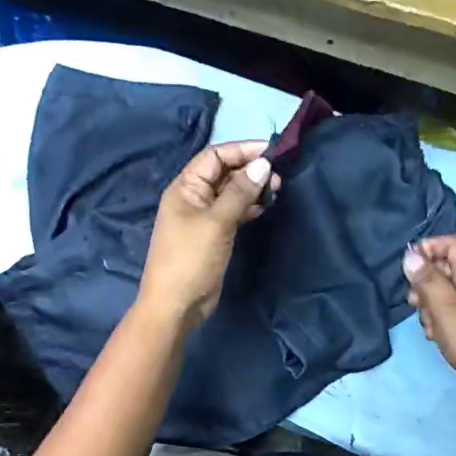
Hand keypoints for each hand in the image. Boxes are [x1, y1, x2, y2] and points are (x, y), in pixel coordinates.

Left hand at [136, 140, 280, 328]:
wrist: (176, 305)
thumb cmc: (190, 259)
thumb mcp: (216, 222)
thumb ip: (240, 191)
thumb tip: (264, 163)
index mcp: (184, 188)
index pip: (214, 156)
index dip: (242, 150)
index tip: (273, 152)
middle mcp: (192, 198)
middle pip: (223, 173)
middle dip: (250, 170)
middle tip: (279, 177)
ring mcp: (202, 218)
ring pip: (230, 193)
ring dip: (252, 189)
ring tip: (277, 190)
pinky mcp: (213, 236)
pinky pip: (232, 212)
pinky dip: (248, 208)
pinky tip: (265, 207)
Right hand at [405, 234, 455, 400]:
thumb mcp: (446, 310)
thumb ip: (428, 280)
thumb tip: (410, 255)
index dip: (431, 247)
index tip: (409, 268)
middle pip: (450, 265)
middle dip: (427, 279)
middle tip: (414, 302)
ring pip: (449, 288)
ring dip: (431, 301)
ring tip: (427, 323)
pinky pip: (455, 306)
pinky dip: (441, 315)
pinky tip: (436, 333)